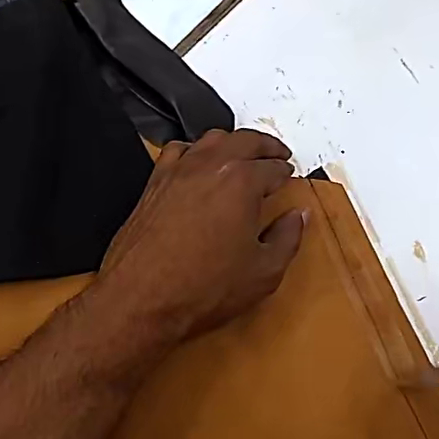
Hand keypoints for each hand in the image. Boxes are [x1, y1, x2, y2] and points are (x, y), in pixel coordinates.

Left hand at [92, 129, 305, 343]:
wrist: (142, 299)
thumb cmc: (199, 287)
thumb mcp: (264, 271)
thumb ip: (287, 238)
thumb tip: (296, 219)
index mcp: (242, 182)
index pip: (272, 167)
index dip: (285, 172)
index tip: (288, 176)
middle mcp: (209, 167)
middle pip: (244, 141)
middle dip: (265, 146)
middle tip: (276, 154)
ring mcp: (178, 173)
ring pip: (210, 139)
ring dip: (232, 142)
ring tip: (243, 153)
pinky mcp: (154, 185)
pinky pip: (178, 152)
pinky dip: (194, 151)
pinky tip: (197, 162)